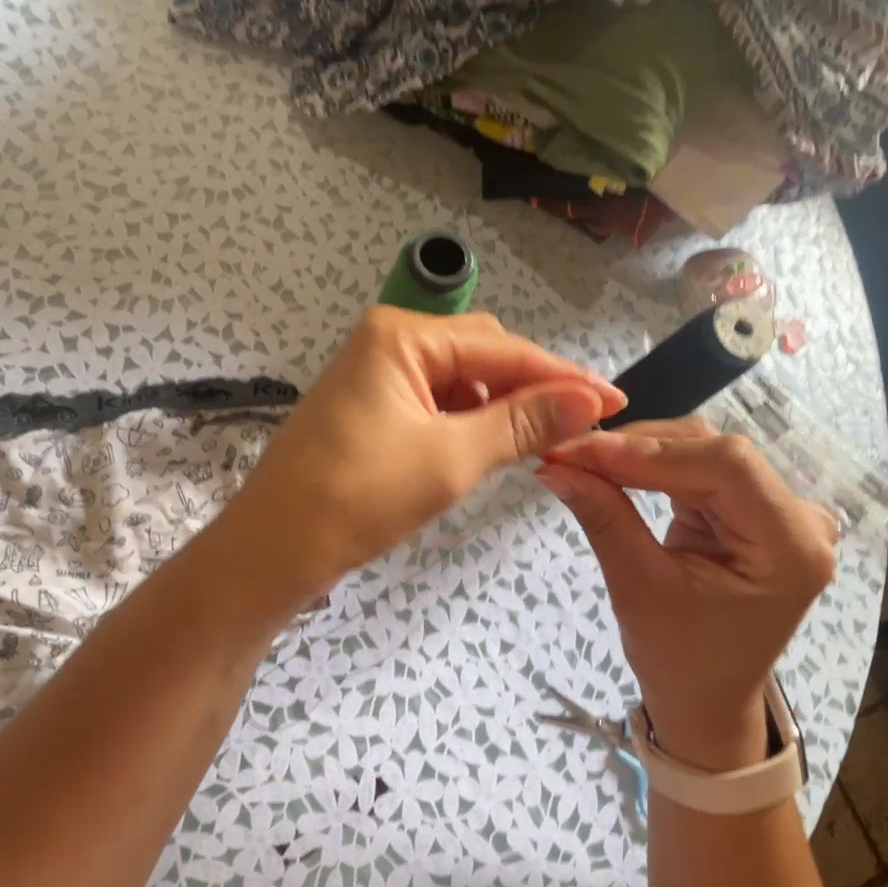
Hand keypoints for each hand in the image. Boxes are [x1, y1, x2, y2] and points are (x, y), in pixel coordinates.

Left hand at [218, 307, 625, 602]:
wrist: (272, 551)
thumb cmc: (357, 498)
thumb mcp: (450, 459)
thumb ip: (522, 423)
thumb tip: (589, 399)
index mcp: (402, 335)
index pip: (504, 347)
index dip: (562, 376)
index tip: (616, 402)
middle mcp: (388, 341)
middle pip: (483, 354)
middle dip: (532, 388)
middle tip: (582, 426)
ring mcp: (375, 375)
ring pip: (461, 381)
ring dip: (501, 407)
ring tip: (539, 441)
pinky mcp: (370, 409)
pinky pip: (435, 403)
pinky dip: (468, 423)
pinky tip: (490, 447)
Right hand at [539, 419, 839, 769]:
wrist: (706, 699)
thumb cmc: (681, 661)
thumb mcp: (638, 589)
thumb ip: (605, 517)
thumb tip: (554, 466)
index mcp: (793, 546)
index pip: (726, 466)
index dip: (649, 450)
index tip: (580, 451)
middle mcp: (800, 518)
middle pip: (714, 452)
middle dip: (636, 449)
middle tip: (566, 453)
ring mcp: (779, 510)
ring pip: (701, 452)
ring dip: (636, 454)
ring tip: (578, 459)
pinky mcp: (752, 508)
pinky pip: (696, 470)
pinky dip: (648, 469)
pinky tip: (606, 468)